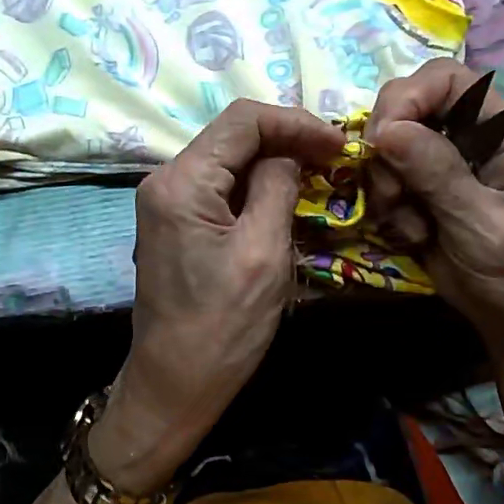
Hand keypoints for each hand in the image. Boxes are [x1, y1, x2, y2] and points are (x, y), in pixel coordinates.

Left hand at [90, 100, 345, 493]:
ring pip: (226, 158)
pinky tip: (286, 194)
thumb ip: (277, 188)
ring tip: (320, 173)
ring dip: (272, 160)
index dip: (294, 122)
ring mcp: (166, 199)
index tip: (339, 144)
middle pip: (231, 135)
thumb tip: (290, 153)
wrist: (175, 382)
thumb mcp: (263, 253)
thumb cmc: (223, 325)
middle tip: (336, 158)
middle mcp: (164, 179)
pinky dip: (253, 184)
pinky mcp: (174, 220)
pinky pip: (218, 185)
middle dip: (285, 138)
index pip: (241, 121)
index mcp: (181, 181)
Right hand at [366, 59, 503, 349]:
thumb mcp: (483, 226)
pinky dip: (386, 202)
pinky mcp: (428, 185)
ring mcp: (451, 159)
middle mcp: (479, 134)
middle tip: (390, 193)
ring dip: (385, 183)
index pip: (447, 80)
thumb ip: (437, 173)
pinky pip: (387, 174)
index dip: (406, 99)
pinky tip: (410, 232)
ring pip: (389, 142)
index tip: (381, 141)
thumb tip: (385, 129)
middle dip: (388, 148)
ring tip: (408, 225)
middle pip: (409, 105)